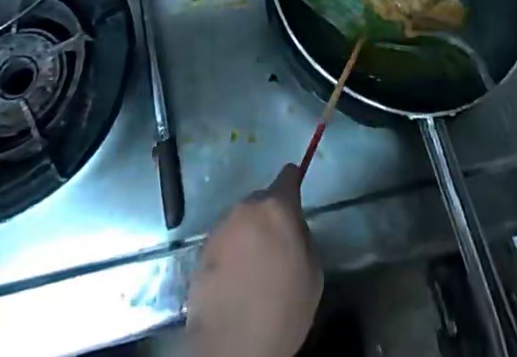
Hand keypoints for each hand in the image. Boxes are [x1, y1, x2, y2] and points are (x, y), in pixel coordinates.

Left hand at [186, 164, 322, 356]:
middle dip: (270, 216)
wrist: (232, 340)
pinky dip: (233, 249)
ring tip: (257, 266)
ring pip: (242, 220)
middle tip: (278, 245)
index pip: (287, 179)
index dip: (292, 179)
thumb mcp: (313, 275)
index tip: (294, 176)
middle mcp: (246, 207)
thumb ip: (303, 239)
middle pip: (262, 202)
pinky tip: (239, 275)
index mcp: (277, 209)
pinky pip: (226, 238)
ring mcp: (221, 224)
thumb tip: (293, 227)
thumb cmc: (282, 309)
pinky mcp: (203, 244)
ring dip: (250, 233)